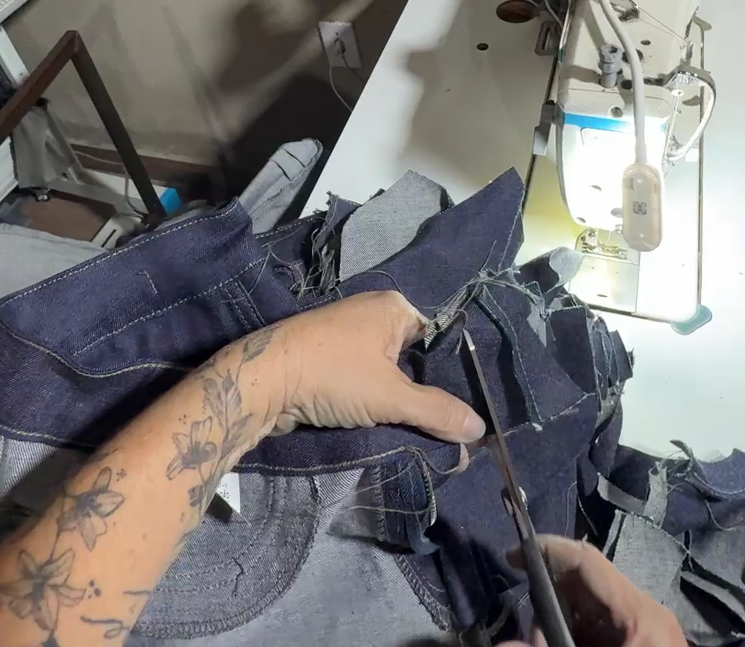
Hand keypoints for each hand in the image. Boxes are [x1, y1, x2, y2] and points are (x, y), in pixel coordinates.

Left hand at [252, 291, 485, 443]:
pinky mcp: (330, 359)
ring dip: (401, 403)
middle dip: (428, 396)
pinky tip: (391, 428)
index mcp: (394, 308)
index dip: (454, 378)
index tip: (469, 415)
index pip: (439, 341)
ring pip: (390, 374)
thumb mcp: (392, 397)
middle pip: (415, 360)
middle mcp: (374, 314)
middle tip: (453, 434)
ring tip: (428, 437)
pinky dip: (377, 402)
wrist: (264, 380)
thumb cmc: (334, 374)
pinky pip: (366, 381)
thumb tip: (480, 430)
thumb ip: (438, 413)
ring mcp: (349, 336)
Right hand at [510, 535, 684, 646]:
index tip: (512, 559)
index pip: (586, 561)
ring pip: (584, 612)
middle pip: (581, 586)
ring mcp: (641, 634)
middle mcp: (642, 614)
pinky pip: (593, 633)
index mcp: (640, 613)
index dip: (547, 551)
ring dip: (557, 630)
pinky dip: (572, 639)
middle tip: (534, 642)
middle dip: (548, 607)